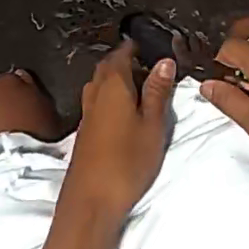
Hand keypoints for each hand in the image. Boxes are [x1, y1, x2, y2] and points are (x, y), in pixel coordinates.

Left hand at [63, 42, 174, 214]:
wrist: (89, 205)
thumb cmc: (126, 160)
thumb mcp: (152, 125)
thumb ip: (157, 92)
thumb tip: (165, 60)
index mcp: (113, 85)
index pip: (122, 54)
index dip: (135, 46)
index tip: (151, 43)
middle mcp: (95, 93)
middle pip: (107, 67)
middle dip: (125, 59)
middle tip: (148, 62)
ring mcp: (86, 114)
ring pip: (100, 84)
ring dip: (116, 78)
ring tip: (139, 85)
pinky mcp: (84, 133)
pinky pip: (97, 100)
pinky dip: (110, 96)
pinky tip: (124, 110)